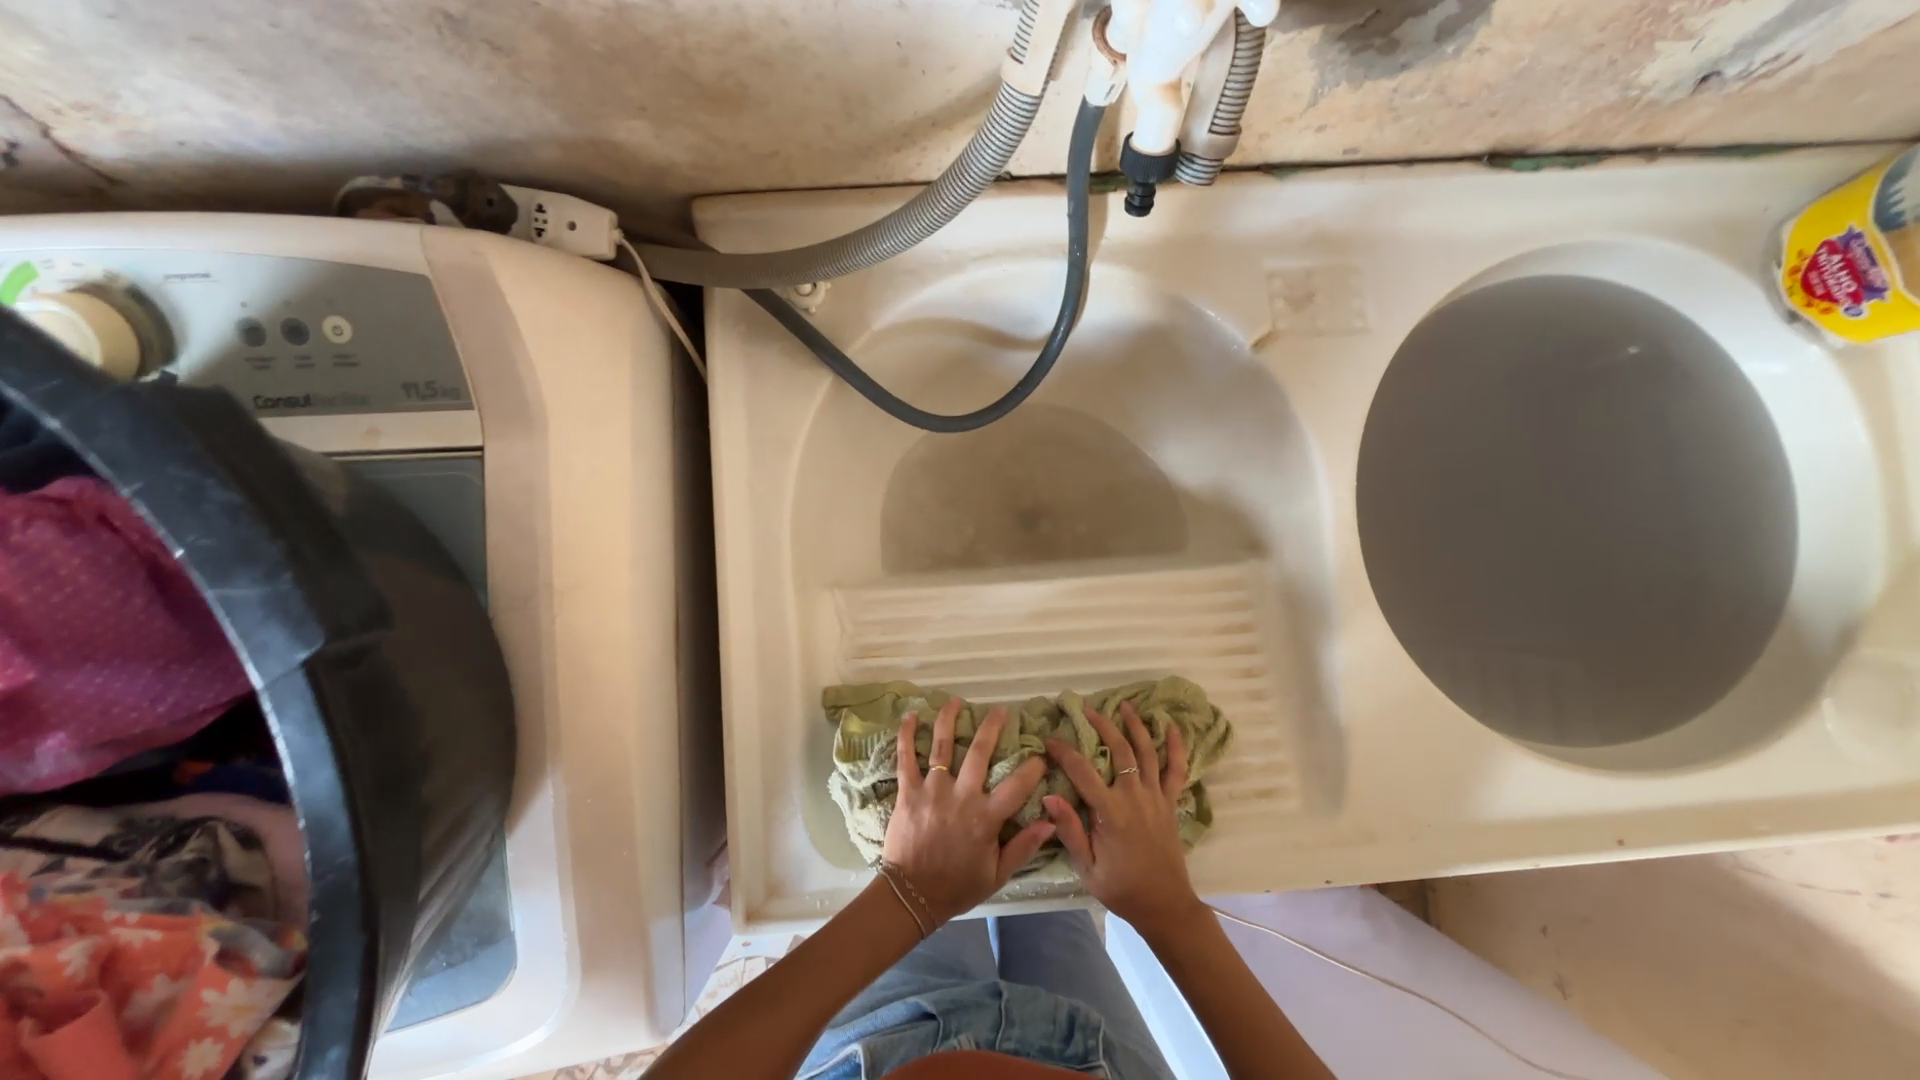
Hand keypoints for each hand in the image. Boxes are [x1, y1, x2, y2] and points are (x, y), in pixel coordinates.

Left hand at [883, 698, 1053, 926]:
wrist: (911, 896)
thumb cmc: (957, 887)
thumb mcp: (997, 874)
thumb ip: (1024, 846)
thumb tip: (1051, 821)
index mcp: (986, 817)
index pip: (1018, 784)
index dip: (1033, 766)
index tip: (1041, 754)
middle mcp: (962, 797)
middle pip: (981, 752)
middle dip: (993, 727)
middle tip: (1001, 710)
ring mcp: (932, 791)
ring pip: (943, 746)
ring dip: (950, 719)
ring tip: (956, 701)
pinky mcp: (907, 792)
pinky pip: (906, 758)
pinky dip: (907, 735)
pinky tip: (911, 716)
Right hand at [1044, 701, 1203, 937]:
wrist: (1164, 904)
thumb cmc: (1121, 888)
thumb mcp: (1087, 867)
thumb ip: (1070, 830)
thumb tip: (1049, 797)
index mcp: (1110, 812)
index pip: (1082, 771)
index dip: (1063, 751)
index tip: (1049, 740)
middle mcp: (1134, 797)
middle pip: (1118, 750)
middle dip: (1102, 725)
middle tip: (1086, 709)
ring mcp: (1156, 797)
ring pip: (1146, 752)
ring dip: (1135, 726)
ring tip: (1125, 705)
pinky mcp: (1170, 803)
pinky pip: (1175, 769)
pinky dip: (1175, 747)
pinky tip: (1172, 728)